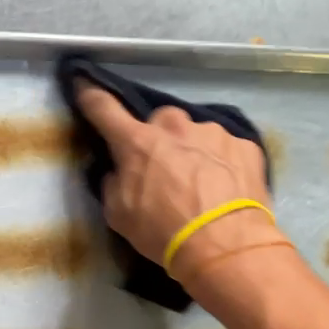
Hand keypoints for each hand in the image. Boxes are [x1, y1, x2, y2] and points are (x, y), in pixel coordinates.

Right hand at [73, 83, 290, 285]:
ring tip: (198, 184)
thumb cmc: (162, 231)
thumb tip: (118, 170)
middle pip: (159, 121)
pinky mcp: (244, 144)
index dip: (91, 95)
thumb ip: (113, 183)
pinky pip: (224, 147)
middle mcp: (174, 127)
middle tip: (161, 168)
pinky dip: (220, 162)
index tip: (83, 83)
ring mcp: (213, 132)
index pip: (105, 110)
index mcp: (137, 142)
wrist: (225, 245)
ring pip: (194, 133)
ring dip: (191, 151)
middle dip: (157, 138)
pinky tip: (222, 187)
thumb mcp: (118, 214)